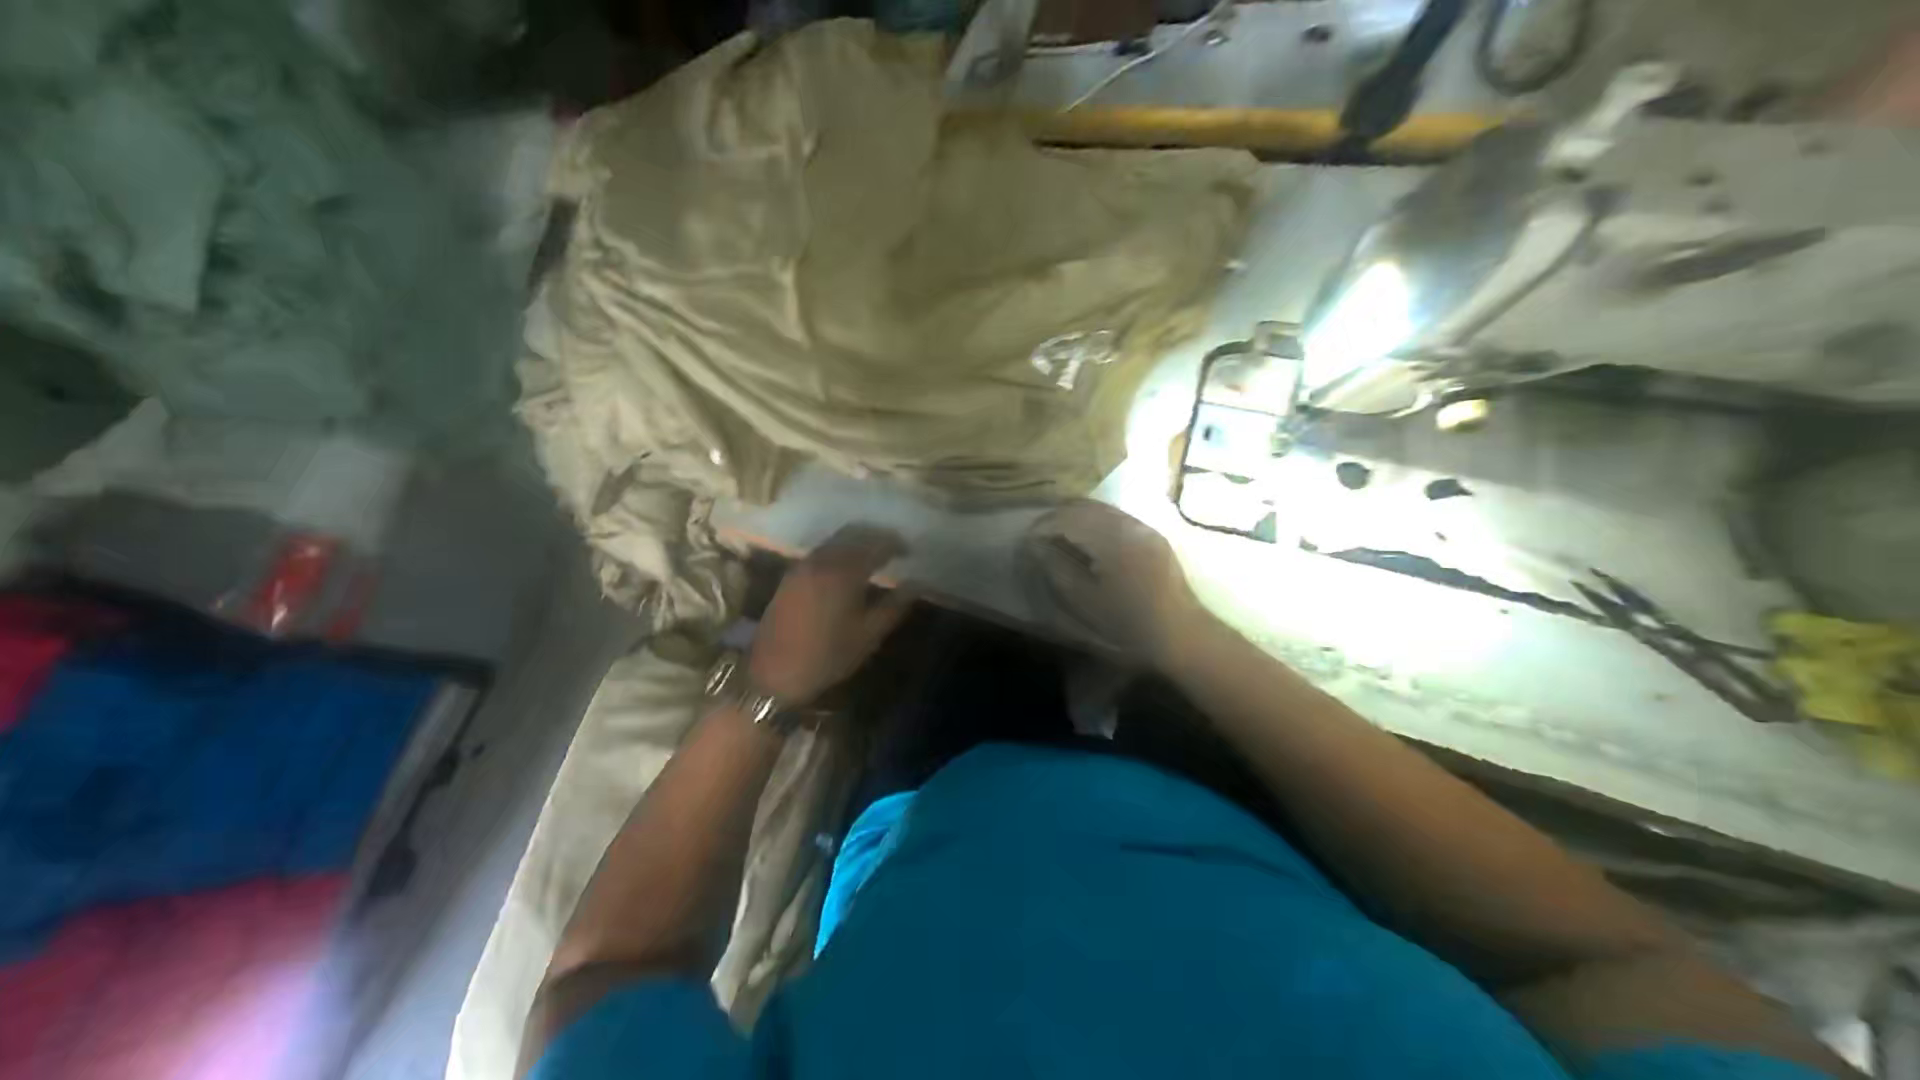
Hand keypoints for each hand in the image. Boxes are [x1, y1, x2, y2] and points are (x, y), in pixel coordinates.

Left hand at [750, 525, 914, 705]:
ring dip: (857, 541)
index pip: (876, 544)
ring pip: (835, 540)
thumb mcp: (868, 636)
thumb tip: (917, 584)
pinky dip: (839, 549)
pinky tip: (848, 567)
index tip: (910, 552)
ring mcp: (803, 565)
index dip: (896, 544)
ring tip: (874, 556)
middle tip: (894, 548)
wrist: (772, 673)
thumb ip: (895, 606)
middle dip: (876, 536)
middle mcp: (822, 560)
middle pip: (854, 533)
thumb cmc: (826, 657)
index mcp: (844, 572)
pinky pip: (822, 550)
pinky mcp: (791, 575)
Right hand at [1022, 501, 1206, 666]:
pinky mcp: (1152, 535)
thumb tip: (1037, 547)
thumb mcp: (1085, 600)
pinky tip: (1088, 536)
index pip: (1068, 519)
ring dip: (1077, 515)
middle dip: (1058, 515)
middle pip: (1085, 507)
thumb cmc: (1129, 621)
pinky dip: (1096, 520)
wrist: (1180, 632)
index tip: (1028, 538)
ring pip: (1102, 508)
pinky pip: (1117, 516)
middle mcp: (1128, 524)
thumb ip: (1057, 569)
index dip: (1044, 526)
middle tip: (1039, 532)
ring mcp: (1143, 527)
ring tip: (1059, 531)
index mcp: (1111, 539)